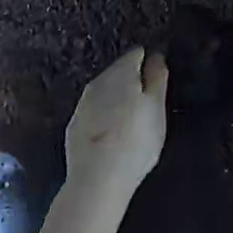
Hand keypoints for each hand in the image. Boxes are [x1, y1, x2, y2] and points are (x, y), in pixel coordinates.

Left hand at [65, 47, 168, 198]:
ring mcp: (83, 104)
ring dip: (117, 98)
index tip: (158, 78)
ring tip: (132, 118)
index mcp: (121, 73)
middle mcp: (98, 82)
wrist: (97, 178)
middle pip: (118, 72)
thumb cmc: (136, 140)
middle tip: (148, 100)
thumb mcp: (157, 108)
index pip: (136, 54)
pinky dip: (104, 116)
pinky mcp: (74, 125)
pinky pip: (94, 112)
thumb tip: (156, 56)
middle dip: (132, 80)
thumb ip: (157, 79)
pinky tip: (112, 133)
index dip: (149, 62)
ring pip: (104, 92)